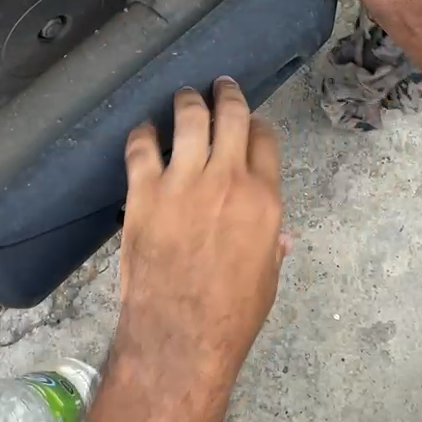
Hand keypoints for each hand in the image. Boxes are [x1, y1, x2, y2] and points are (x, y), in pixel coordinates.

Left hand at [115, 79, 287, 391]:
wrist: (180, 337)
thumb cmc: (232, 315)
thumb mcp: (267, 277)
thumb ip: (272, 242)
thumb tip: (279, 233)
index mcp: (263, 198)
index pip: (264, 139)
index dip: (258, 124)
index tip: (251, 121)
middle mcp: (227, 179)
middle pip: (231, 116)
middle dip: (228, 94)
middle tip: (221, 84)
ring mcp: (183, 182)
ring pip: (189, 119)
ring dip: (188, 101)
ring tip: (186, 95)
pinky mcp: (145, 193)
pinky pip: (142, 147)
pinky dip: (144, 132)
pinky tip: (146, 129)